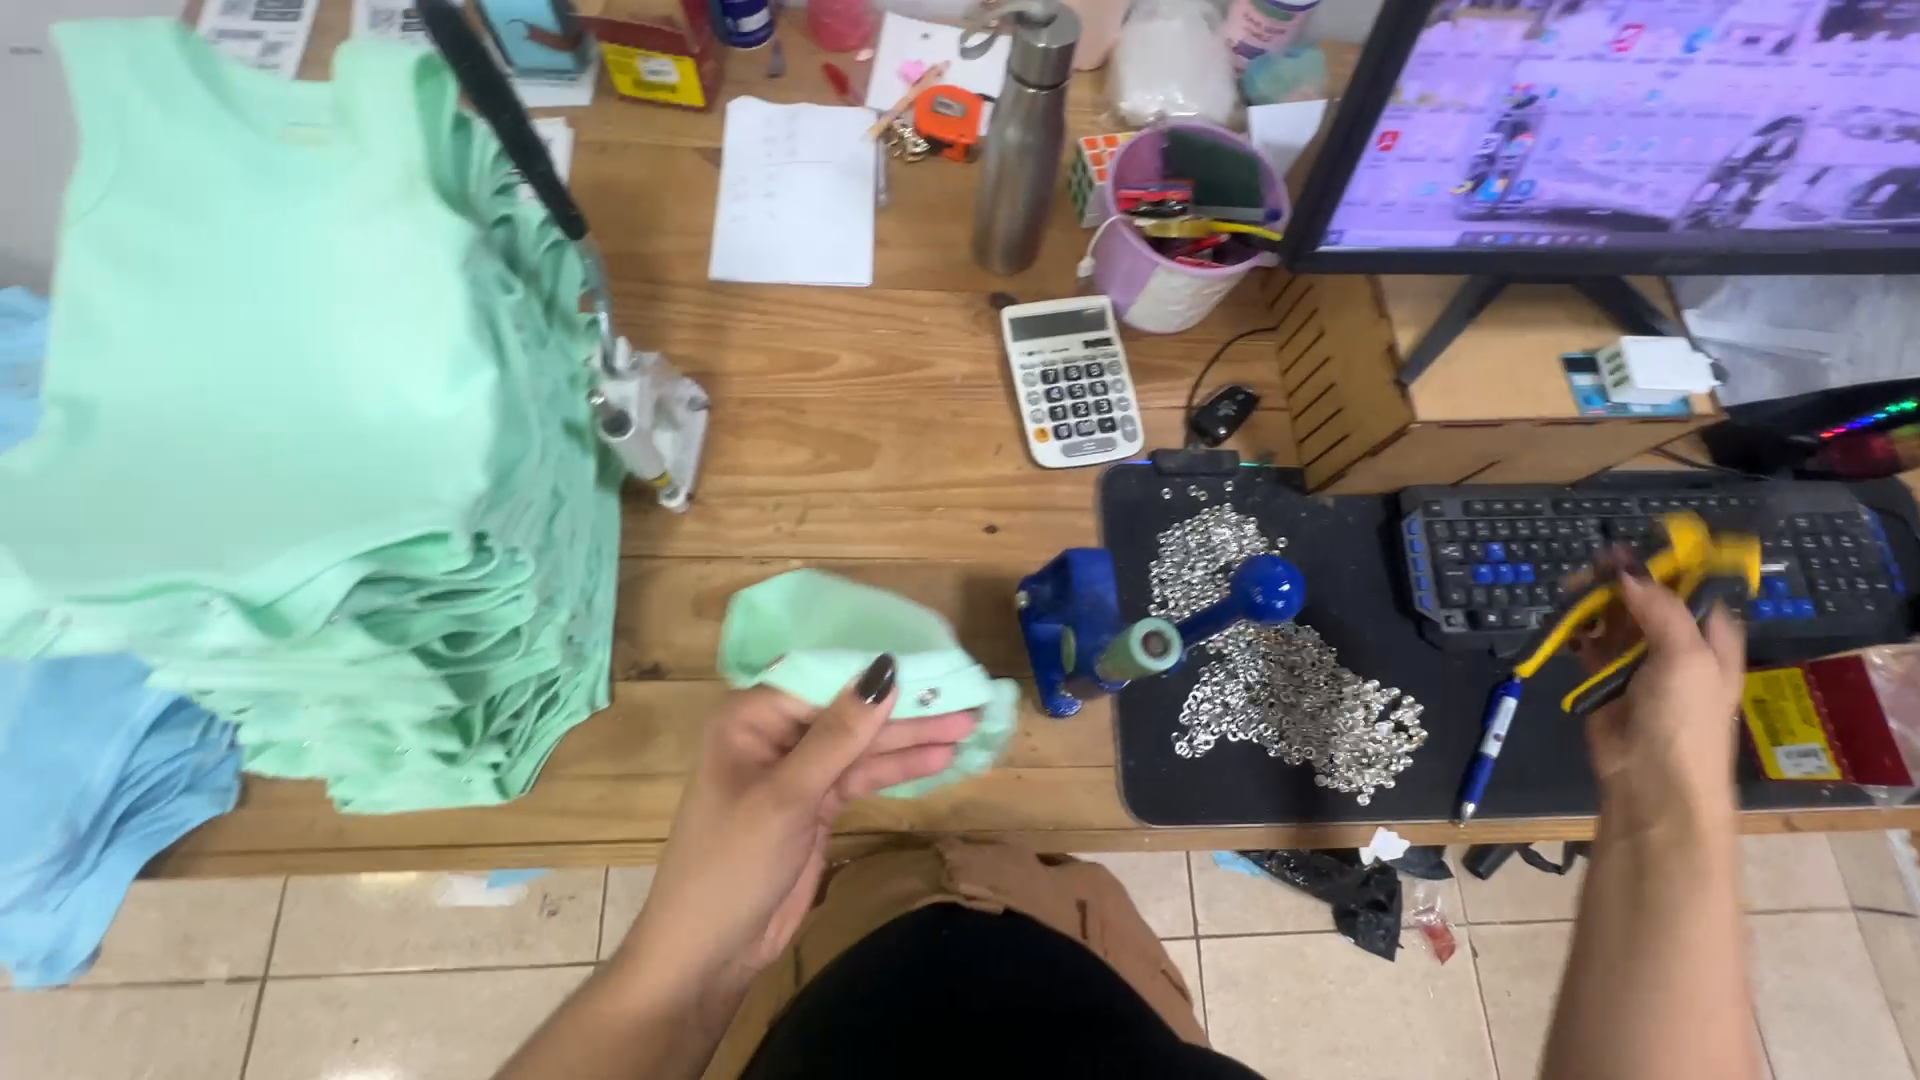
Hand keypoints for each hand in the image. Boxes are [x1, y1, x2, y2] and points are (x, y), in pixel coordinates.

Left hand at [620, 655, 976, 996]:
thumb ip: (840, 734)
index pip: (824, 677)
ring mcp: (799, 769)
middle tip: (965, 698)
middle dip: (905, 708)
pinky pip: (864, 774)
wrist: (709, 953)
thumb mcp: (788, 795)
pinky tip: (941, 758)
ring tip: (968, 726)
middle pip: (849, 710)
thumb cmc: (732, 863)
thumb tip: (885, 670)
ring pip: (863, 744)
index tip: (933, 663)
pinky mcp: (819, 802)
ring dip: (912, 738)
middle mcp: (776, 733)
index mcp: (752, 716)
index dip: (878, 672)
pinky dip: (899, 768)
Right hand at [1568, 564, 1745, 834]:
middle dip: (1618, 581)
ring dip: (1592, 602)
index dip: (1666, 567)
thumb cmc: (1683, 718)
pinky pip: (1588, 643)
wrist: (1651, 777)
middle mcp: (1675, 645)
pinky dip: (1575, 630)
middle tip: (1589, 568)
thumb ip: (1659, 610)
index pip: (1693, 590)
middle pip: (1646, 600)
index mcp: (1709, 639)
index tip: (1632, 548)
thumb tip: (1629, 572)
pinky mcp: (1603, 677)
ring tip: (1569, 592)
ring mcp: (1638, 662)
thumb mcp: (1684, 657)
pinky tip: (1563, 624)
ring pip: (1613, 618)